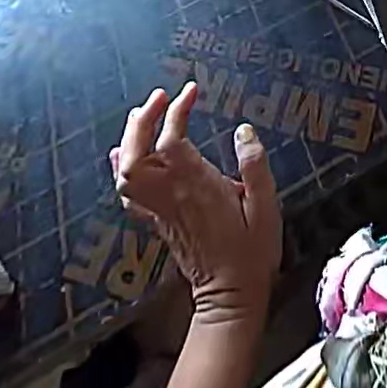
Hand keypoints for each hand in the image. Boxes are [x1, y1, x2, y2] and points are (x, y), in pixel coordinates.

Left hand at [112, 83, 280, 325]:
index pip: (172, 141)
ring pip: (126, 174)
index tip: (191, 90)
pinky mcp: (158, 221)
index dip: (177, 111)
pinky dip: (120, 170)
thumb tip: (243, 130)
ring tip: (143, 114)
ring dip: (130, 140)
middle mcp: (172, 196)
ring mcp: (161, 210)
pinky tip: (120, 154)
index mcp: (198, 187)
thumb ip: (255, 165)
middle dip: (142, 121)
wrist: (231, 297)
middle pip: (137, 155)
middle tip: (160, 96)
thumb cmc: (252, 250)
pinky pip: (128, 195)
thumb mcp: (266, 205)